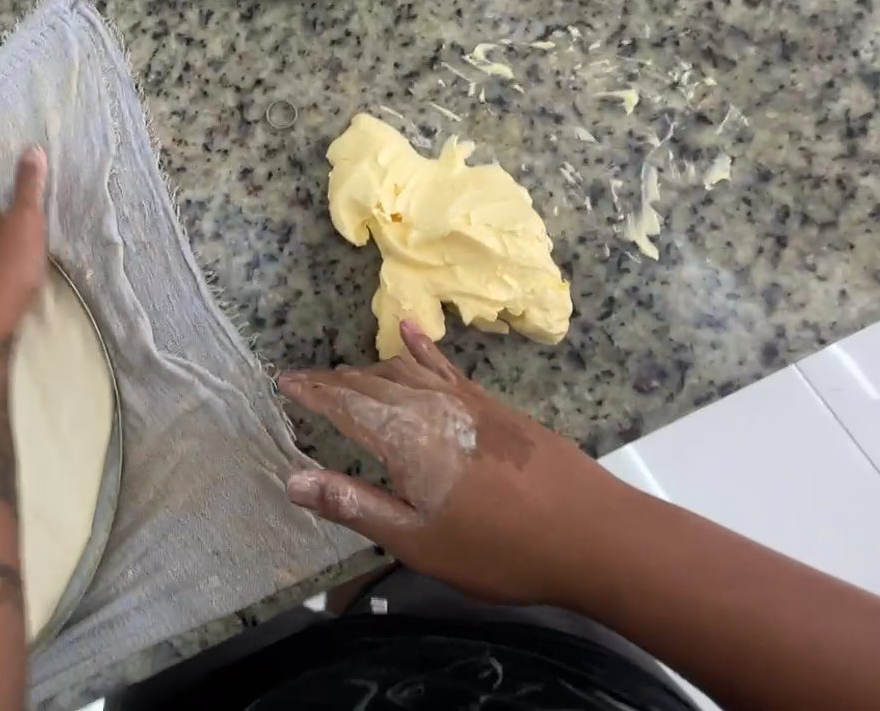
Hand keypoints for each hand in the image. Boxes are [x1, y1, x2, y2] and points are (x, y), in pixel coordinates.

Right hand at [279, 320, 626, 606]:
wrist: (599, 536)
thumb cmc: (500, 547)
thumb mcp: (417, 541)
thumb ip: (353, 505)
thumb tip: (291, 480)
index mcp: (401, 435)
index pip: (341, 402)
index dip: (309, 391)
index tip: (281, 381)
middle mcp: (425, 404)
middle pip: (366, 381)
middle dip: (330, 380)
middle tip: (303, 382)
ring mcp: (462, 398)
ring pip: (400, 370)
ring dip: (365, 370)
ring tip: (342, 374)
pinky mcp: (490, 404)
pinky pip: (444, 365)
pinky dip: (421, 348)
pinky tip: (409, 331)